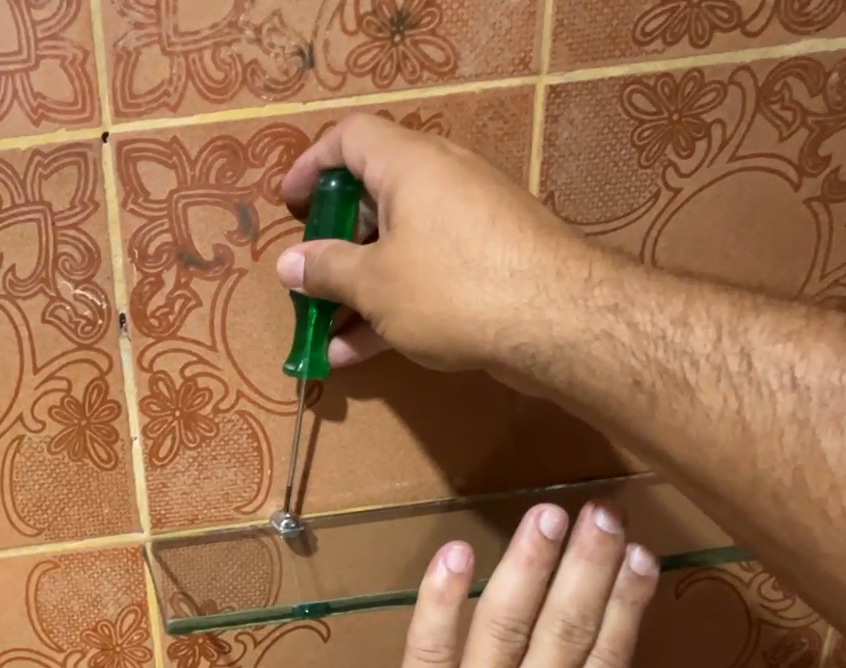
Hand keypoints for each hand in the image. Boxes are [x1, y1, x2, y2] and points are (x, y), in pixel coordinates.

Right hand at [275, 113, 598, 375]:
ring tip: (321, 331)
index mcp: (409, 166)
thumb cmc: (450, 288)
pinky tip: (354, 352)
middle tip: (306, 277)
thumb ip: (325, 270)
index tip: (288, 205)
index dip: (311, 165)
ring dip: (354, 288)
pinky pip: (421, 274)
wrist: (557, 323)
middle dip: (331, 243)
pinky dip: (386, 305)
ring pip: (394, 245)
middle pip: (371, 197)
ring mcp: (465, 223)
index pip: (350, 138)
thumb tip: (289, 264)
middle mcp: (439, 182)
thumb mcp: (373, 283)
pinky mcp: (483, 262)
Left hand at [350, 500, 657, 667]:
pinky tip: (456, 554)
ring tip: (548, 514)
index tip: (638, 559)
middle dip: (586, 565)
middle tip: (603, 511)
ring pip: (509, 625)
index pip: (607, 660)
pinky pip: (432, 647)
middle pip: (568, 629)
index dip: (624, 604)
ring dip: (530, 564)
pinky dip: (442, 599)